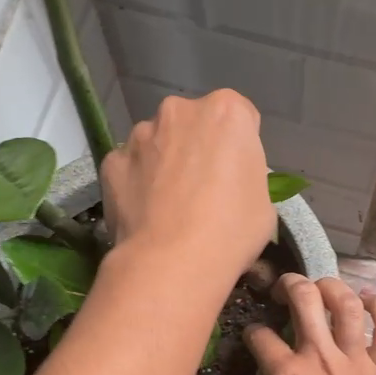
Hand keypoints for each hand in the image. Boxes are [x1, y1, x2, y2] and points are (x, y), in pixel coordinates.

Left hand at [98, 90, 277, 280]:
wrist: (172, 263)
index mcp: (226, 112)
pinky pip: (130, 167)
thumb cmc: (231, 232)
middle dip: (198, 148)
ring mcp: (140, 134)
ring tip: (168, 207)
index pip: (240, 118)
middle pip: (194, 124)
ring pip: (158, 143)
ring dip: (164, 163)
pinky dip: (136, 183)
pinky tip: (145, 214)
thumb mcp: (263, 204)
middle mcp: (180, 110)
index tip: (236, 175)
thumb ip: (246, 177)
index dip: (239, 148)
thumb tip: (228, 183)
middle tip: (202, 190)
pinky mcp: (111, 161)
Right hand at [244, 274, 375, 374]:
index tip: (253, 338)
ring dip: (331, 286)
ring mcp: (355, 358)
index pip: (260, 337)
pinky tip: (368, 301)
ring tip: (321, 289)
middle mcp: (320, 357)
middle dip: (289, 284)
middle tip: (283, 290)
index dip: (252, 332)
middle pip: (303, 298)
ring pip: (344, 302)